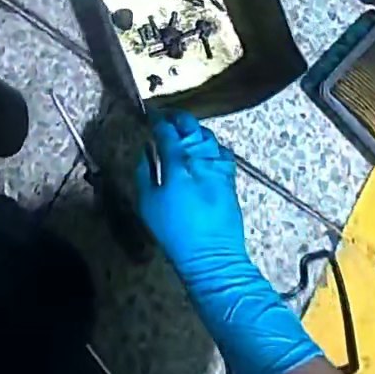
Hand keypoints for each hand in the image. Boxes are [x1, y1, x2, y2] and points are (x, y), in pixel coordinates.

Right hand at [136, 112, 321, 373]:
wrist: (212, 257)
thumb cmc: (174, 231)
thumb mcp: (148, 203)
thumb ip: (144, 172)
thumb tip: (146, 152)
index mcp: (177, 164)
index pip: (167, 132)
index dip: (158, 121)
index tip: (151, 116)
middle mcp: (200, 160)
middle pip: (191, 127)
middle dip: (178, 119)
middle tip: (167, 119)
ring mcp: (218, 169)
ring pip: (208, 137)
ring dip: (195, 130)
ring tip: (184, 131)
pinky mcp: (230, 179)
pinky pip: (221, 152)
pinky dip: (211, 145)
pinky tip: (205, 149)